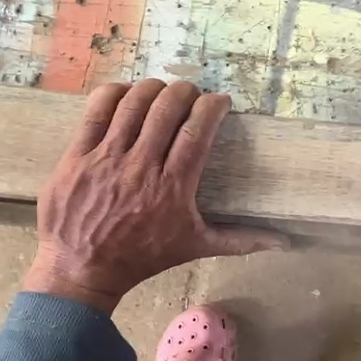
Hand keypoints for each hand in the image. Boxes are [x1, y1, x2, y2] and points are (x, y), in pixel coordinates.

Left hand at [24, 79, 285, 313]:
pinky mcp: (75, 158)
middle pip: (166, 109)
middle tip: (192, 94)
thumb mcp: (197, 247)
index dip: (212, 106)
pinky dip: (114, 95)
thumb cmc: (145, 257)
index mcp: (173, 187)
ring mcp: (104, 160)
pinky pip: (94, 112)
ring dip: (153, 89)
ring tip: (162, 92)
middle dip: (185, 92)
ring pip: (132, 104)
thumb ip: (242, 240)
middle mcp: (140, 168)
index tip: (220, 101)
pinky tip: (127, 94)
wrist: (81, 271)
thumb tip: (285, 243)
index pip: (197, 131)